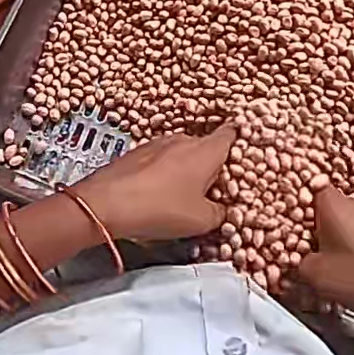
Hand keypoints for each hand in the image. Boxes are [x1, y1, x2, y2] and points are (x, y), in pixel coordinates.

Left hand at [72, 123, 233, 241]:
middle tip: (219, 191)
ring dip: (188, 171)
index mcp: (205, 150)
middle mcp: (183, 140)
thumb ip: (221, 213)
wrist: (105, 204)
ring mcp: (157, 144)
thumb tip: (224, 210)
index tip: (248, 157)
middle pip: (208, 147)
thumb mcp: (201, 220)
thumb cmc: (158, 208)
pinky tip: (161, 195)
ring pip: (183, 154)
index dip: (243, 142)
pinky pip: (162, 160)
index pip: (233, 134)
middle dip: (214, 166)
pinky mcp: (137, 154)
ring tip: (188, 196)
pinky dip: (167, 173)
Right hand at [298, 189, 353, 354]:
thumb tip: (295, 262)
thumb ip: (297, 263)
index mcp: (334, 204)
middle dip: (312, 229)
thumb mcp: (315, 275)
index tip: (284, 223)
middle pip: (326, 210)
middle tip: (300, 252)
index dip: (293, 206)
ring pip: (348, 226)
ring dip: (336, 242)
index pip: (306, 190)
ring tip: (328, 269)